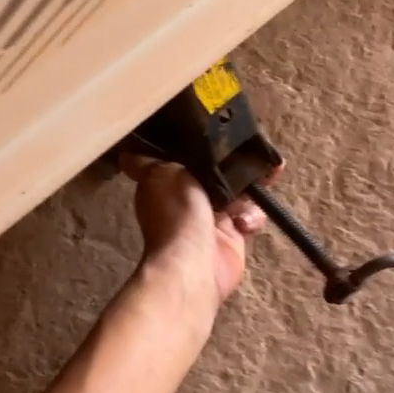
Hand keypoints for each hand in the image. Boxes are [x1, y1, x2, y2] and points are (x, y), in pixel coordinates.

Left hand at [121, 155, 264, 313]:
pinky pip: (249, 216)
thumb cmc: (175, 213)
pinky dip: (252, 217)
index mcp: (167, 180)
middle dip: (237, 162)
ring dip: (251, 188)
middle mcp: (189, 197)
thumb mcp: (159, 174)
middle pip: (218, 172)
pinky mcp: (233, 234)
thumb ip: (152, 160)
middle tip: (258, 151)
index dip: (201, 144)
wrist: (194, 263)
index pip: (185, 156)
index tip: (221, 129)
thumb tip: (126, 155)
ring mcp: (212, 216)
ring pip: (239, 191)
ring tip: (267, 178)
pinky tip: (245, 223)